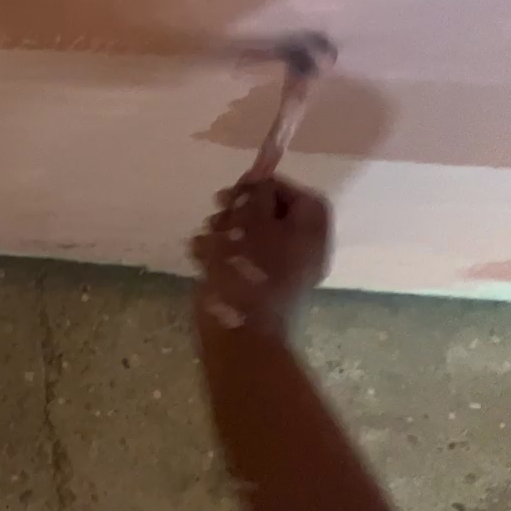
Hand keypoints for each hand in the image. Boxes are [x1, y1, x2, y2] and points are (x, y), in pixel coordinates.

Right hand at [190, 177, 331, 338]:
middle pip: (270, 213)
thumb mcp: (254, 222)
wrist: (238, 330)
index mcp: (309, 235)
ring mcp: (271, 268)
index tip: (241, 186)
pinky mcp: (247, 282)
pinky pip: (232, 255)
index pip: (301, 197)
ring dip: (221, 228)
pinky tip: (201, 255)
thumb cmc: (250, 272)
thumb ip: (257, 195)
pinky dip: (215, 251)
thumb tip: (258, 180)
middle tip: (219, 207)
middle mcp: (296, 250)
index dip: (272, 185)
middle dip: (240, 208)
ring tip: (207, 238)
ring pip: (245, 233)